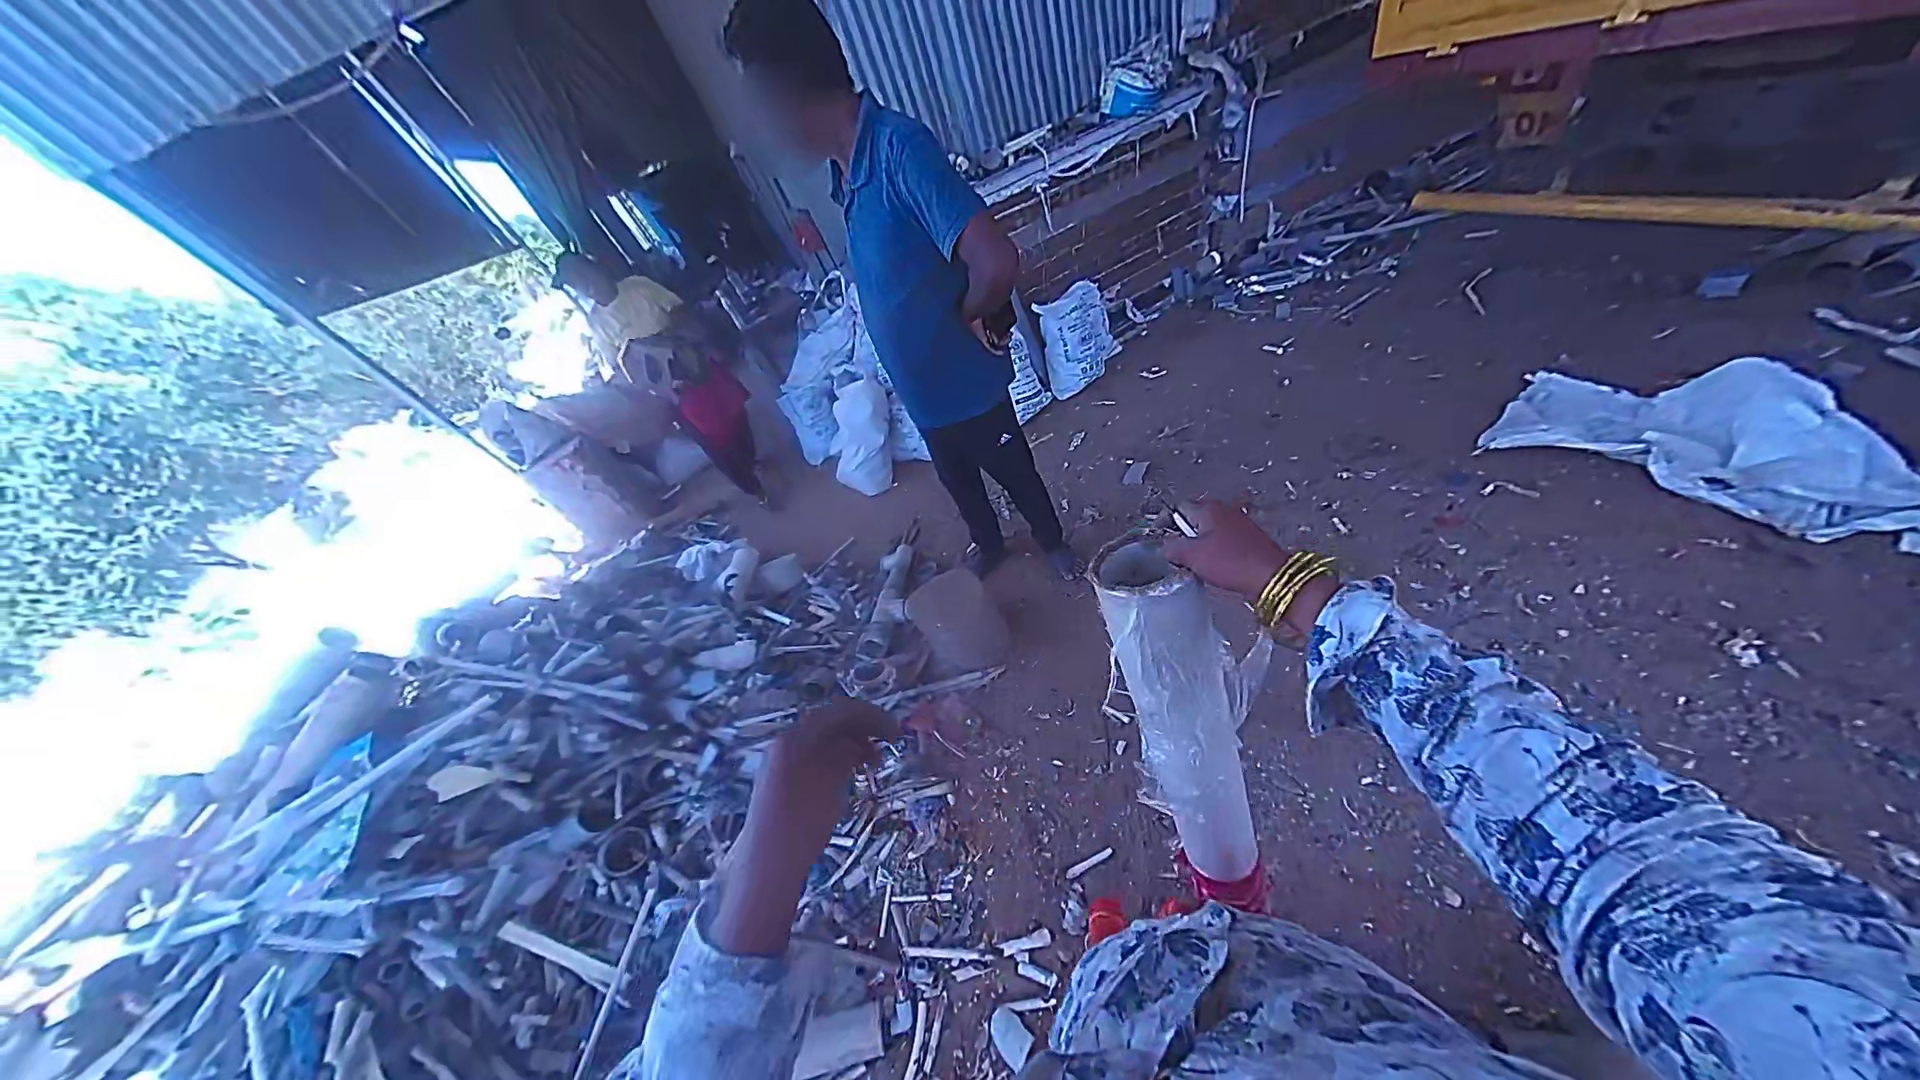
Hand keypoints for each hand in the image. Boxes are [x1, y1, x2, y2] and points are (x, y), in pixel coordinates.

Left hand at [710, 699, 896, 956]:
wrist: (768, 864)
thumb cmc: (803, 823)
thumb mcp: (832, 784)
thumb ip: (846, 755)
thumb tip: (861, 741)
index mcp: (796, 737)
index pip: (840, 712)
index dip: (872, 717)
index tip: (895, 732)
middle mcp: (787, 741)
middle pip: (831, 721)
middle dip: (863, 728)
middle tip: (889, 741)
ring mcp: (783, 758)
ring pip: (825, 737)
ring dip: (852, 742)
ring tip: (875, 761)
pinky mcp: (784, 775)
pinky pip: (816, 753)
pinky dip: (838, 756)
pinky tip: (854, 770)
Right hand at [1164, 499, 1338, 638]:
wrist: (1271, 577)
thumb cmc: (1231, 562)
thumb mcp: (1192, 556)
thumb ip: (1172, 548)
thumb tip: (1166, 546)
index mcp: (1208, 509)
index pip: (1178, 508)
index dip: (1166, 522)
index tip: (1161, 539)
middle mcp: (1224, 510)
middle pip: (1193, 519)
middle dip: (1183, 536)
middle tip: (1179, 556)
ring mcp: (1239, 523)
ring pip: (1208, 531)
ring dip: (1199, 546)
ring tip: (1197, 564)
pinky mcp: (1248, 539)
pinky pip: (1223, 541)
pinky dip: (1215, 551)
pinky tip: (1216, 567)